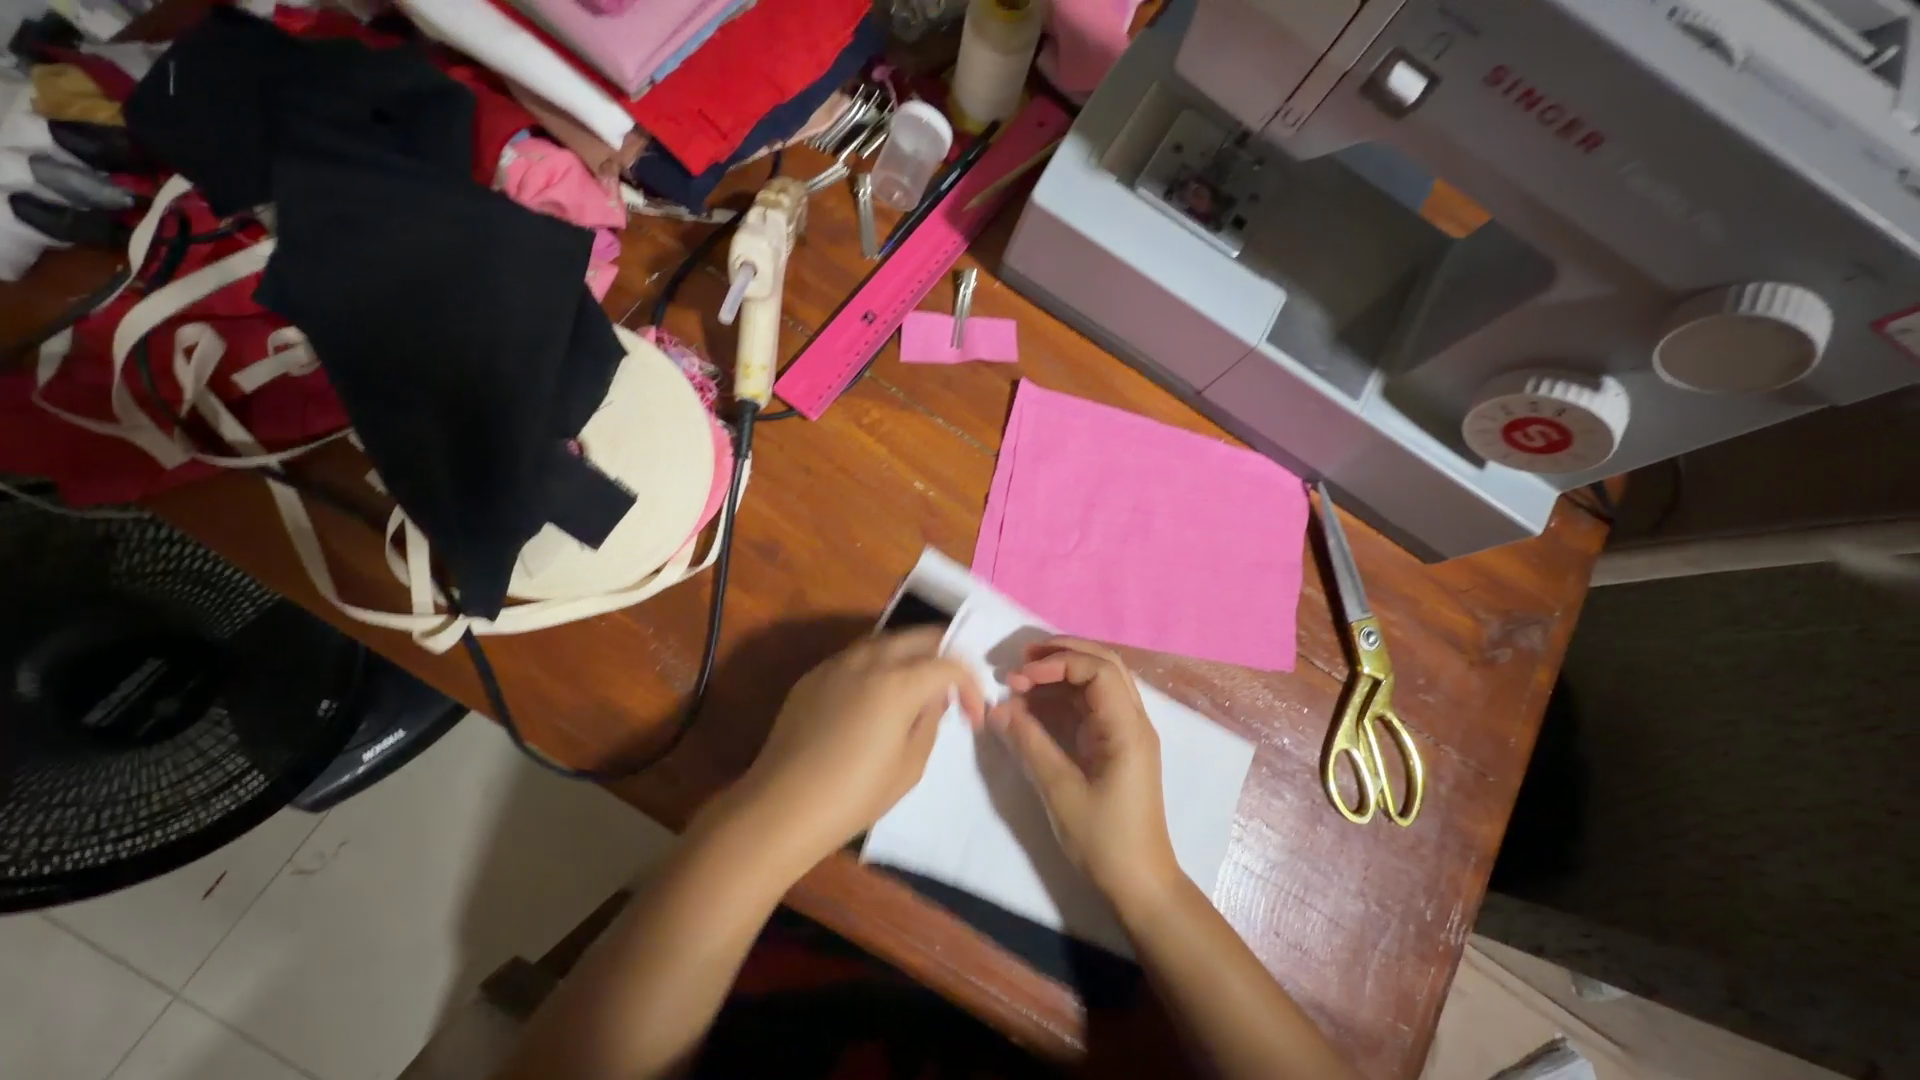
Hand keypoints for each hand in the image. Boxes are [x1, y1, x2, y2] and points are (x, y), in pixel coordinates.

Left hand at [725, 627, 983, 871]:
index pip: (949, 664)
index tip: (973, 715)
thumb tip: (934, 698)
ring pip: (885, 640)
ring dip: (909, 655)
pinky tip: (876, 697)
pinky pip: (856, 657)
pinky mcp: (813, 676)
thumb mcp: (910, 766)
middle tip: (952, 686)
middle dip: (944, 654)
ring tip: (917, 686)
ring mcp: (837, 664)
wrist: (783, 805)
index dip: (970, 685)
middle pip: (919, 636)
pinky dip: (878, 666)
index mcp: (899, 681)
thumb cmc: (855, 794)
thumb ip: (929, 722)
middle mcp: (869, 660)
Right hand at [986, 637, 1181, 907]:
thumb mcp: (1060, 790)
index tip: (1020, 676)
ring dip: (1060, 677)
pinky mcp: (1115, 749)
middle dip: (1062, 656)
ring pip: (1096, 685)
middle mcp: (1133, 722)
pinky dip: (1062, 700)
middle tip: (1020, 661)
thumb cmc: (1103, 838)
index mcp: (1128, 728)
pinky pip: (1090, 709)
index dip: (1058, 662)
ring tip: (1019, 682)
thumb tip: (997, 708)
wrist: (1139, 882)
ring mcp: (1126, 734)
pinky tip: (1032, 706)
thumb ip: (1029, 743)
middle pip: (1103, 666)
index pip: (1099, 670)